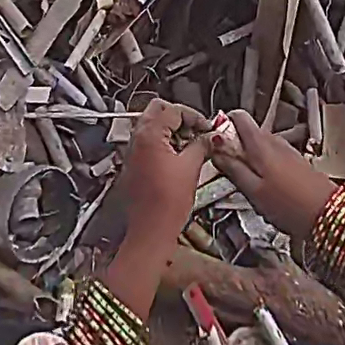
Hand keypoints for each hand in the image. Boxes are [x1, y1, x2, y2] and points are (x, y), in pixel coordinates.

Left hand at [117, 99, 211, 243]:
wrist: (150, 233)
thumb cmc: (166, 204)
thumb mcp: (191, 168)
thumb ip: (202, 145)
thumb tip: (211, 136)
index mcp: (149, 135)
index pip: (174, 110)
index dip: (195, 116)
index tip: (207, 127)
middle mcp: (136, 139)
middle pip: (158, 111)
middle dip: (180, 117)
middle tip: (197, 130)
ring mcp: (132, 152)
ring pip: (152, 125)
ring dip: (172, 129)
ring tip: (190, 144)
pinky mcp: (134, 165)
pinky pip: (148, 142)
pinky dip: (164, 142)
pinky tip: (179, 157)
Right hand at [206, 109, 336, 238]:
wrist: (327, 213)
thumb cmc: (288, 205)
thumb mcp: (253, 190)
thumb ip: (232, 168)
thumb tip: (214, 149)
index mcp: (260, 143)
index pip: (238, 116)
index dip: (223, 125)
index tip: (214, 144)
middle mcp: (274, 140)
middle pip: (247, 131)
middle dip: (233, 145)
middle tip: (226, 171)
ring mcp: (285, 149)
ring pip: (258, 144)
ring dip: (247, 156)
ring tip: (244, 183)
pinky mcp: (294, 160)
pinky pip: (269, 154)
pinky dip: (260, 164)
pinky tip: (263, 186)